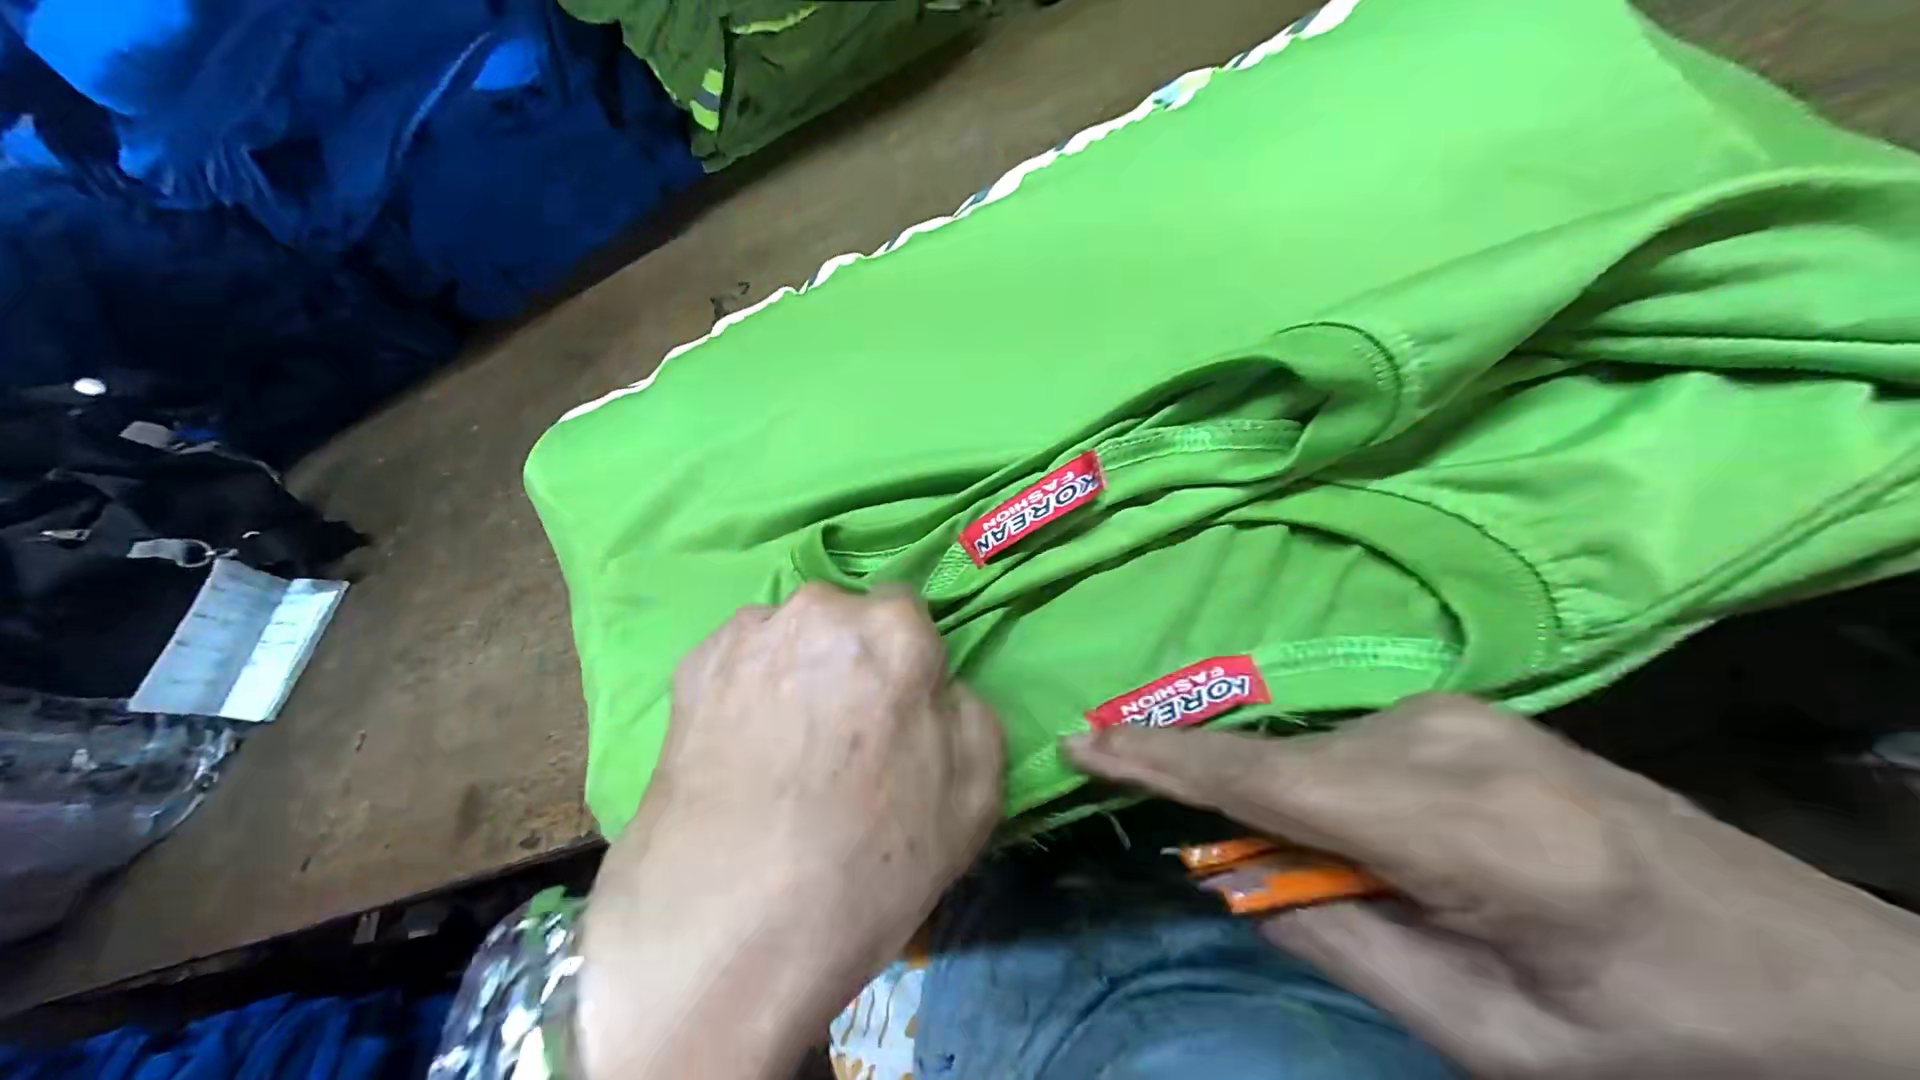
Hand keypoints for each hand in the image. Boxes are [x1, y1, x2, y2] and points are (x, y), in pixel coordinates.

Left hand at [646, 581, 1003, 957]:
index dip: (906, 661)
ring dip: (797, 667)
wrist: (728, 929)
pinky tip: (740, 748)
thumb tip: (936, 689)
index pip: (908, 611)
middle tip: (840, 733)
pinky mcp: (690, 668)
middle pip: (847, 619)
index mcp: (893, 632)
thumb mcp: (975, 795)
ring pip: (790, 636)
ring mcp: (748, 636)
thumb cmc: (870, 862)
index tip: (895, 711)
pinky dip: (748, 687)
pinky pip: (741, 661)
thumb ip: (968, 711)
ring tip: (784, 746)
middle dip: (852, 658)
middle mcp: (819, 612)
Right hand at [1066, 694, 1919, 1079]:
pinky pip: (1351, 749)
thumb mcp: (1494, 1041)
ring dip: (1293, 815)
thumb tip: (1227, 870)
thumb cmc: (1673, 1042)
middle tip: (1239, 881)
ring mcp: (1460, 711)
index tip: (1083, 738)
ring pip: (1315, 758)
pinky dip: (1329, 796)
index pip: (1273, 783)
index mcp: (1476, 833)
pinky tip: (1388, 845)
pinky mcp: (1462, 710)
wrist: (1842, 982)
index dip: (1165, 762)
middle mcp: (1453, 740)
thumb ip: (1341, 941)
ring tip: (1371, 888)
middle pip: (1287, 769)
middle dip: (1232, 814)